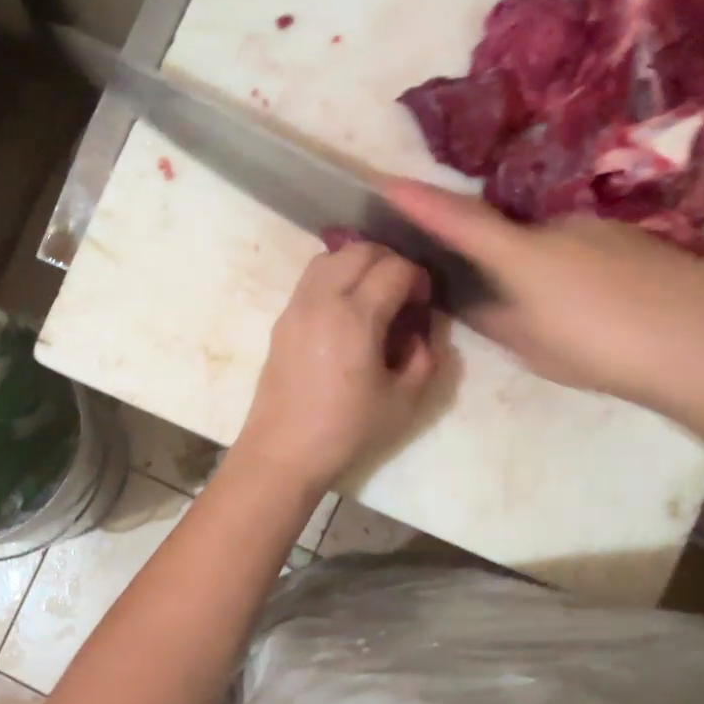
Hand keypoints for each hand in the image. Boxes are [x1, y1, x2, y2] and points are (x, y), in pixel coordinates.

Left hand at [234, 242, 440, 491]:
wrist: (282, 453)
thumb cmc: (345, 431)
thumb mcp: (403, 402)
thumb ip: (423, 359)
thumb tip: (419, 334)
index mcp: (354, 317)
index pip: (394, 269)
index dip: (417, 279)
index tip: (423, 303)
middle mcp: (320, 301)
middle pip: (359, 250)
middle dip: (388, 261)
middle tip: (402, 292)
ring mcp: (295, 309)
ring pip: (328, 259)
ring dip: (356, 265)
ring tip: (373, 296)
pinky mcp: (280, 324)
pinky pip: (309, 282)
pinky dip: (333, 280)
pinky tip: (347, 314)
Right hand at [385, 179, 703, 412]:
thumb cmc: (603, 347)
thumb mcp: (531, 345)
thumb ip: (492, 318)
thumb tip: (466, 300)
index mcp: (522, 253)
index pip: (458, 222)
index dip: (419, 204)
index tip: (385, 184)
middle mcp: (556, 226)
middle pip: (506, 239)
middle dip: (490, 264)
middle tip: (490, 306)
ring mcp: (600, 228)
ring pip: (549, 249)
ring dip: (536, 276)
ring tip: (555, 325)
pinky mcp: (634, 241)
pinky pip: (582, 253)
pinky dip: (572, 277)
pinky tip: (593, 316)